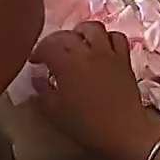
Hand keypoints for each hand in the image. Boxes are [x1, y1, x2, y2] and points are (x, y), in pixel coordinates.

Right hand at [31, 21, 159, 159]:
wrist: (123, 132)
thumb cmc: (86, 125)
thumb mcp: (55, 111)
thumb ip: (43, 90)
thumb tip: (37, 77)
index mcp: (66, 63)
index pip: (47, 46)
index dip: (38, 51)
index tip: (35, 61)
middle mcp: (86, 51)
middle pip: (67, 34)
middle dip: (55, 41)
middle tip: (52, 53)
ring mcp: (107, 52)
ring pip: (93, 28)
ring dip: (81, 32)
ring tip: (77, 43)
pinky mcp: (123, 58)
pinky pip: (116, 37)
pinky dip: (107, 38)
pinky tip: (101, 47)